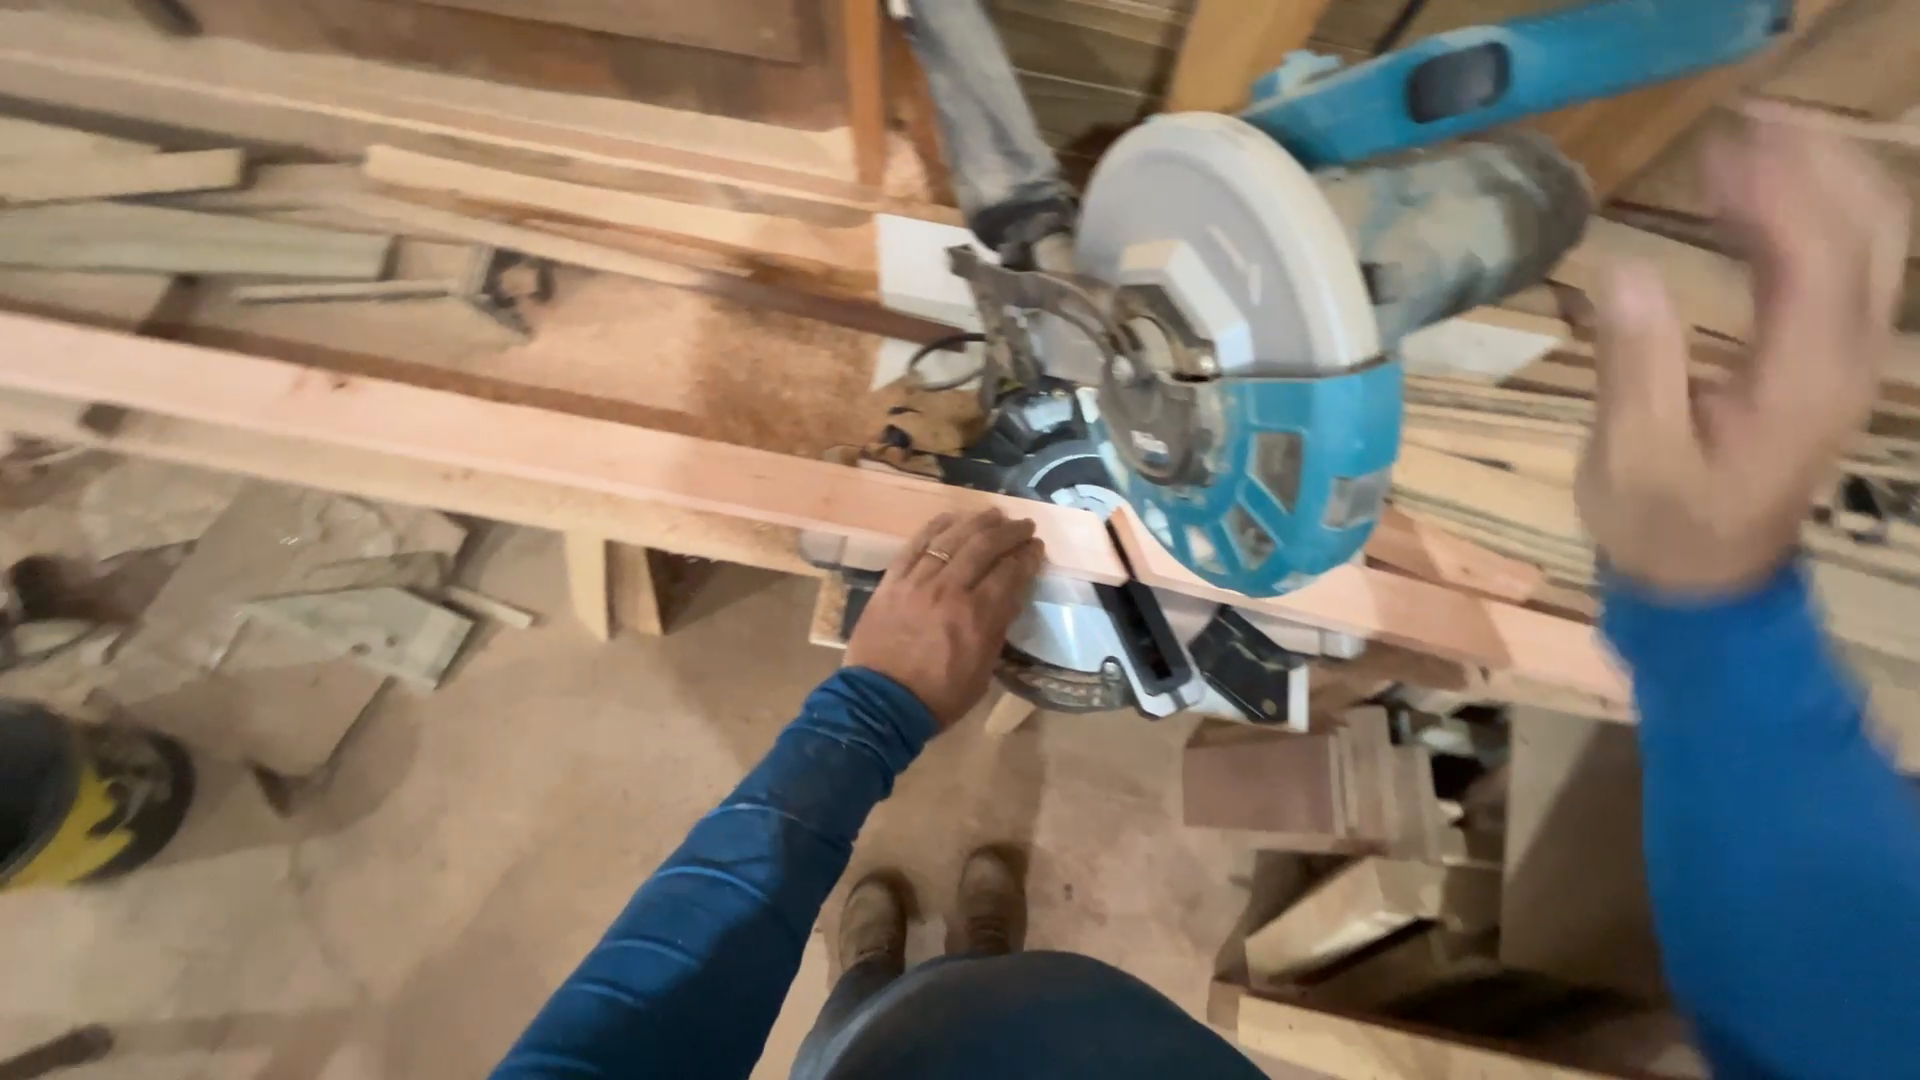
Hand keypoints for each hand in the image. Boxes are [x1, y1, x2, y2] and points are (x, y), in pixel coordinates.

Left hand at [845, 508, 1045, 727]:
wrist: (880, 704)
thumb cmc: (938, 697)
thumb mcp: (982, 673)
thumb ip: (996, 631)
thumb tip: (1009, 598)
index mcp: (978, 617)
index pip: (1010, 573)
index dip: (1027, 556)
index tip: (1037, 548)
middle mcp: (950, 590)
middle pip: (985, 546)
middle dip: (1010, 532)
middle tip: (1024, 525)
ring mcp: (918, 581)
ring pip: (952, 538)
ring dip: (977, 522)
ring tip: (994, 514)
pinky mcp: (892, 581)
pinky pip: (915, 544)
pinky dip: (935, 527)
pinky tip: (950, 517)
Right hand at [1577, 111, 1910, 593]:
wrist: (1702, 579)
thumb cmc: (1659, 524)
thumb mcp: (1632, 454)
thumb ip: (1635, 364)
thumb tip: (1621, 273)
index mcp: (1803, 377)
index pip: (1816, 257)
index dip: (1778, 192)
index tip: (1721, 146)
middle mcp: (1844, 357)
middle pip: (1865, 235)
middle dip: (1812, 168)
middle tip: (1741, 124)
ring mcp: (1839, 360)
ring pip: (1861, 248)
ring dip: (1812, 189)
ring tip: (1744, 149)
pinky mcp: (1816, 366)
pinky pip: (1830, 277)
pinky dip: (1798, 229)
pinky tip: (1748, 213)